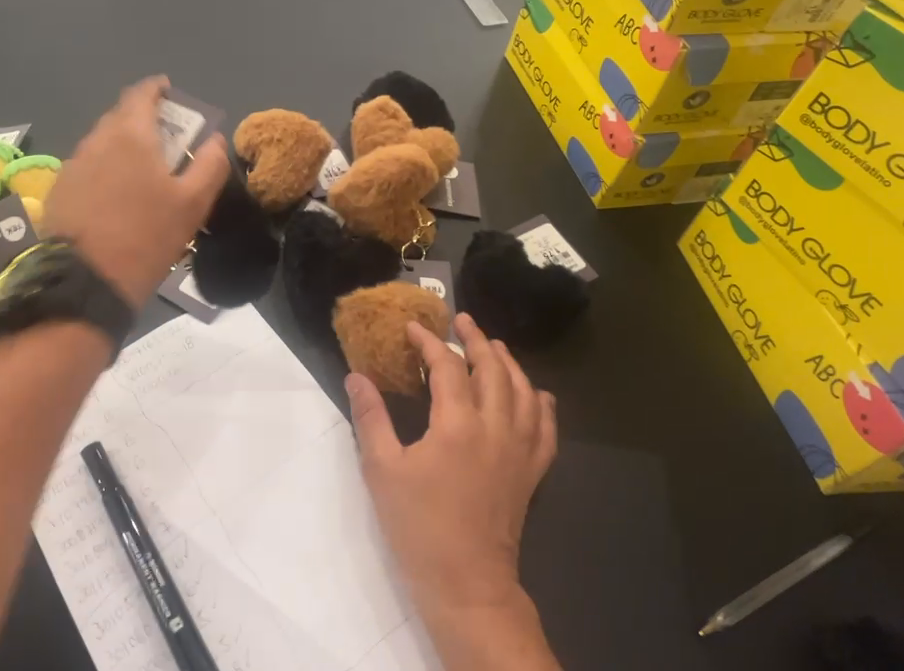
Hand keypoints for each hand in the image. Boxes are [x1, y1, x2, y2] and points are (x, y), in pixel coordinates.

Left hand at [43, 77, 229, 308]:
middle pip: (121, 116)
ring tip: (143, 168)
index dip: (158, 89)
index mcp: (130, 134)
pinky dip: (105, 168)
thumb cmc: (146, 237)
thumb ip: (210, 164)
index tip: (170, 94)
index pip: (141, 93)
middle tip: (166, 138)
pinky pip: (88, 166)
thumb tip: (214, 139)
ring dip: (123, 145)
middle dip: (144, 119)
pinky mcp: (60, 189)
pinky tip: (116, 192)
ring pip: (102, 142)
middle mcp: (97, 139)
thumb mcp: (193, 204)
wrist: (85, 281)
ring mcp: (73, 164)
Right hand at [346, 314, 556, 617]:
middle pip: (493, 370)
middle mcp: (495, 428)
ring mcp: (519, 451)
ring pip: (524, 392)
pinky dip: (542, 404)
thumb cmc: (418, 526)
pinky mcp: (532, 473)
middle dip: (476, 340)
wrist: (467, 582)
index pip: (447, 367)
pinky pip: (546, 428)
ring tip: (495, 347)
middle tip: (461, 321)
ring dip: (509, 364)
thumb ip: (371, 418)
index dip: (430, 342)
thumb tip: (356, 377)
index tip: (412, 328)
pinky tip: (537, 394)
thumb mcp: (381, 470)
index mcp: (457, 424)